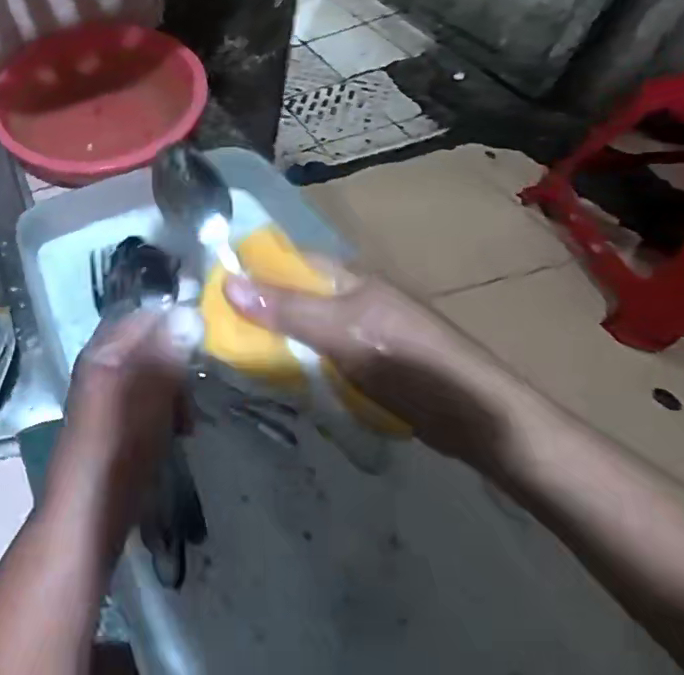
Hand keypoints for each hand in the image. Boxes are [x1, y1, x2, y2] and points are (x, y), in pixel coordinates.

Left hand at [53, 308, 189, 526]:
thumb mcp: (147, 397)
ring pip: (153, 373)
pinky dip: (165, 409)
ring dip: (175, 390)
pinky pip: (148, 399)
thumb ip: (166, 354)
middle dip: (178, 363)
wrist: (87, 516)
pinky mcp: (116, 421)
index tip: (207, 341)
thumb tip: (187, 312)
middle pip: (150, 344)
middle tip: (192, 393)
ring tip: (185, 421)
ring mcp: (107, 394)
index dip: (176, 321)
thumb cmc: (117, 451)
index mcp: (103, 352)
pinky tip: (175, 433)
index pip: (144, 315)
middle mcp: (102, 365)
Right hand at [224, 263, 516, 463]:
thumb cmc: (411, 364)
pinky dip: (293, 364)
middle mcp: (346, 298)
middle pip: (287, 296)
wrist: (479, 421)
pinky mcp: (362, 364)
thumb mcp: (342, 333)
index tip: (204, 290)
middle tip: (210, 333)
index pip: (283, 261)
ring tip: (230, 358)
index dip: (246, 270)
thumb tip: (226, 281)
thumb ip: (286, 309)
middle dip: (253, 312)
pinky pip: (315, 356)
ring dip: (271, 341)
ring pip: (298, 329)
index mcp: (344, 278)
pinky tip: (272, 379)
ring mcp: (355, 332)